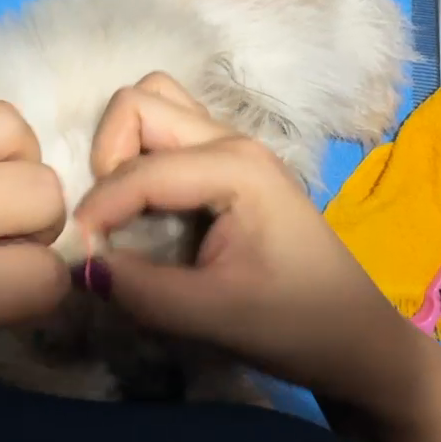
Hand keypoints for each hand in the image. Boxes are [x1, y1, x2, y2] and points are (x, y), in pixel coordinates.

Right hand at [74, 74, 411, 401]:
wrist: (359, 340)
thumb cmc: (297, 324)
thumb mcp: (217, 319)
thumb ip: (143, 292)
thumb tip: (81, 266)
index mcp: (236, 168)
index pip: (141, 170)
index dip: (100, 208)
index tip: (82, 252)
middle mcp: (230, 138)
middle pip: (140, 103)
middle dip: (108, 154)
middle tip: (107, 215)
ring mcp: (229, 143)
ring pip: (154, 101)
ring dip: (123, 143)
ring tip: (122, 200)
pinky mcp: (225, 159)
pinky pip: (165, 127)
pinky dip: (139, 150)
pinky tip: (144, 202)